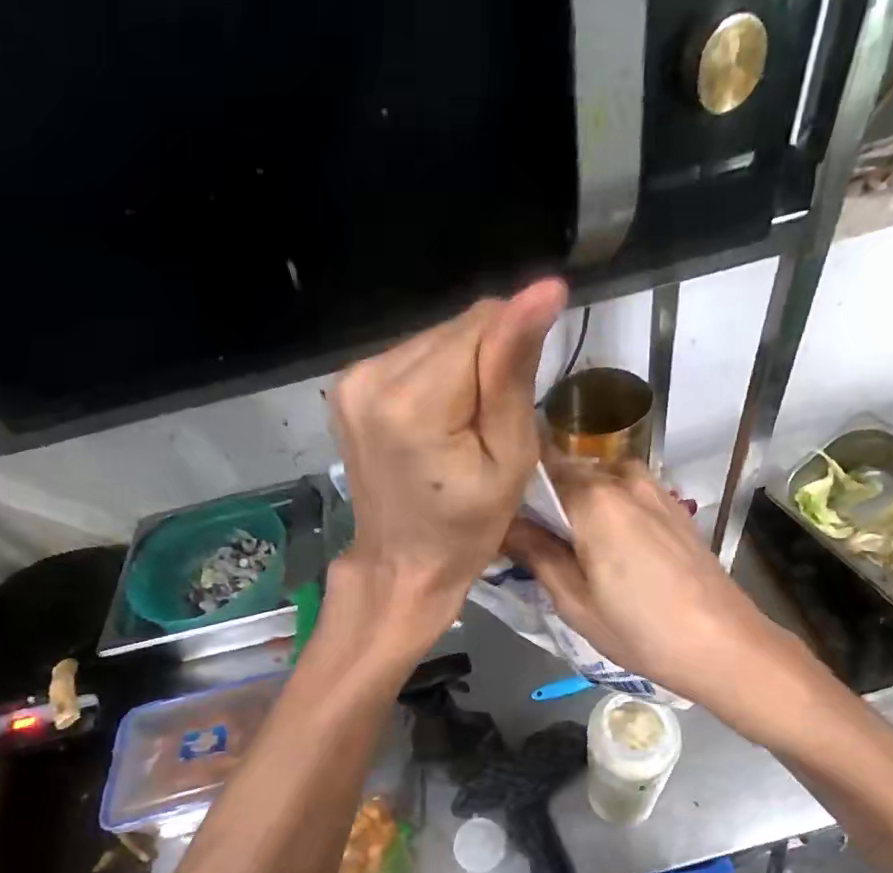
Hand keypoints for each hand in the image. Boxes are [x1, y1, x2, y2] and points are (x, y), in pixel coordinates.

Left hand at [329, 279, 567, 647]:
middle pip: (456, 327)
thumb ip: (515, 369)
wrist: (403, 563)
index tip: (517, 400)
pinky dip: (437, 378)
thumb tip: (545, 288)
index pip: (483, 323)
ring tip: (464, 427)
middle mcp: (371, 376)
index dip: (514, 351)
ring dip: (463, 369)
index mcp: (412, 402)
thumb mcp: (509, 456)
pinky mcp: (348, 385)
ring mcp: (352, 379)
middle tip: (489, 424)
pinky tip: (439, 421)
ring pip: (437, 337)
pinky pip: (413, 355)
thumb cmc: (467, 527)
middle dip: (486, 362)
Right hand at [502, 461, 811, 721]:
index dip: (515, 490)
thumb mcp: (574, 602)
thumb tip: (502, 525)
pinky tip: (608, 545)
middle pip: (568, 471)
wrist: (724, 645)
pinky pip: (626, 491)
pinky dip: (607, 507)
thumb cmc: (641, 630)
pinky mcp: (673, 506)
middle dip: (545, 496)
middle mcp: (624, 479)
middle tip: (531, 537)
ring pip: (598, 479)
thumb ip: (535, 553)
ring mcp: (654, 489)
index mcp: (594, 498)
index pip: (537, 469)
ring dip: (578, 501)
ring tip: (571, 543)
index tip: (502, 516)